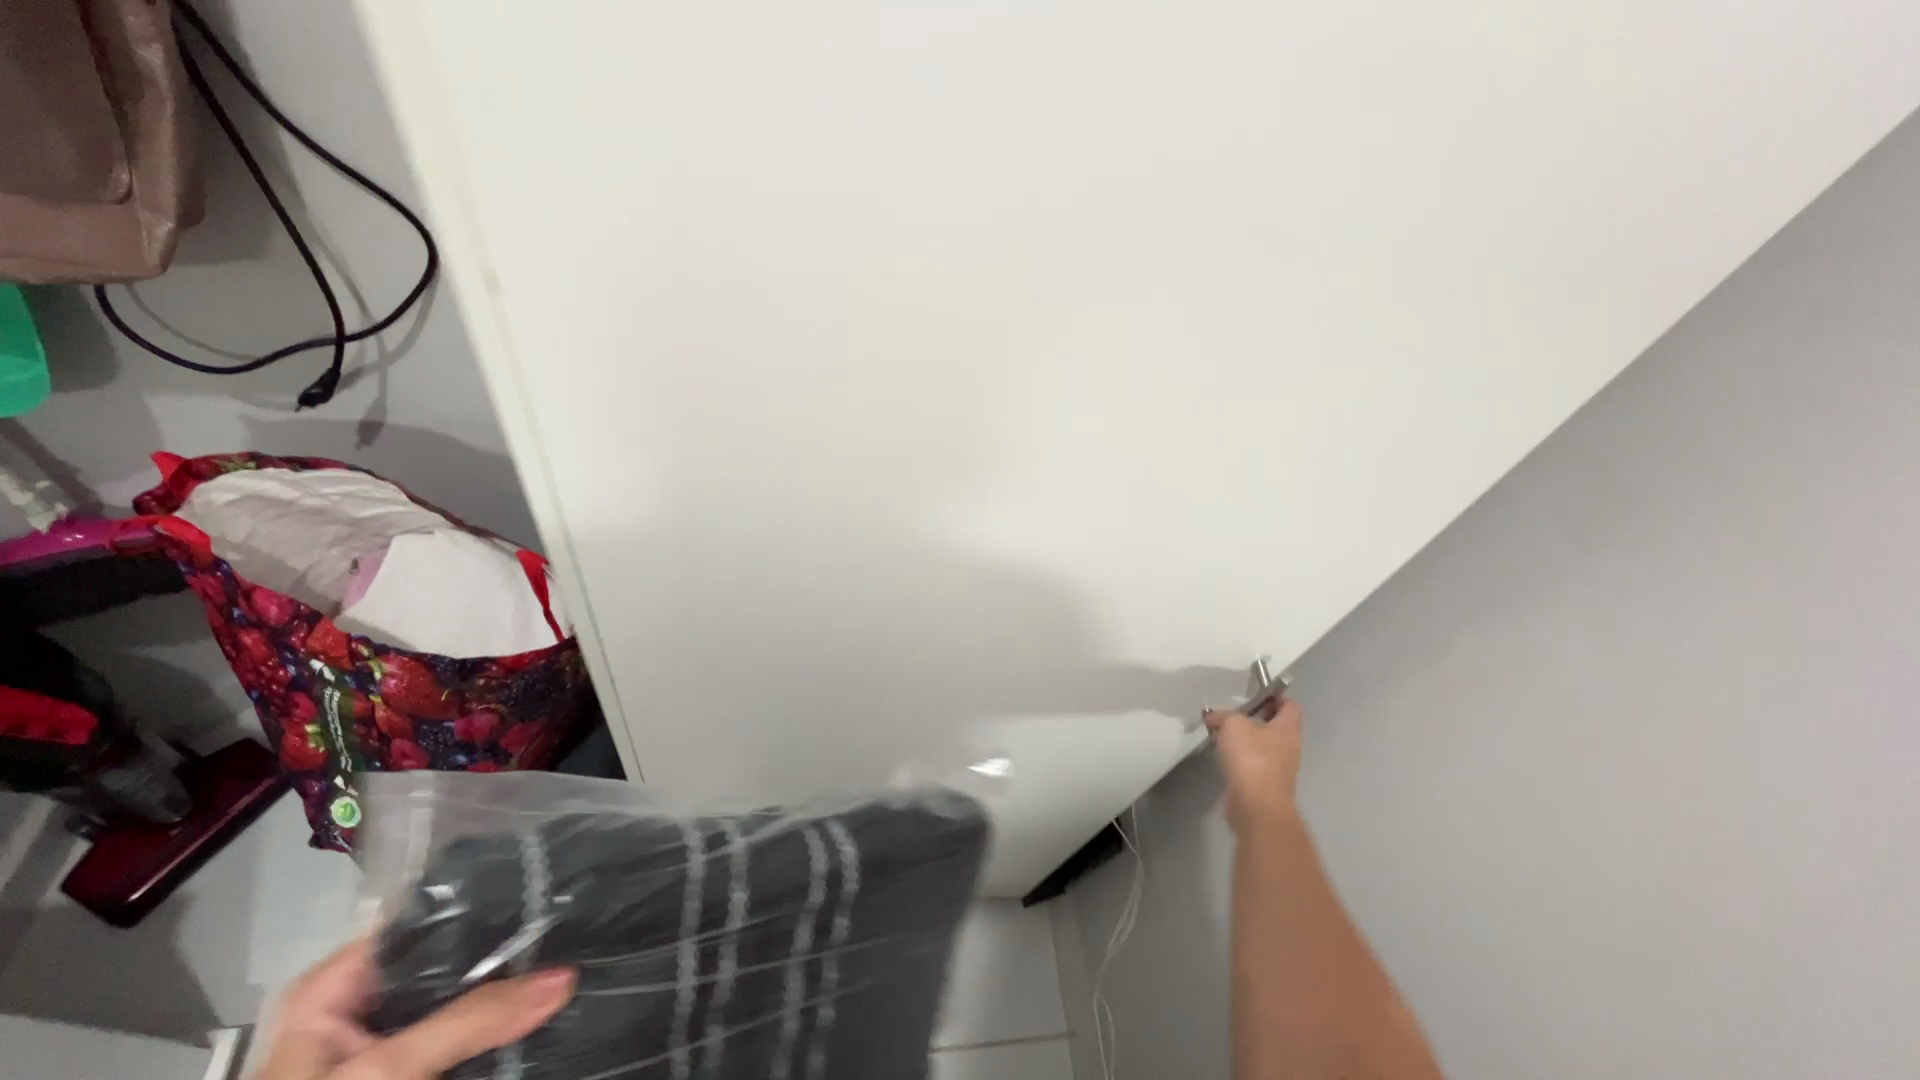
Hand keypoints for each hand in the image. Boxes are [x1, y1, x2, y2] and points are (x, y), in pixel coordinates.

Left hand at [256, 939, 575, 1079]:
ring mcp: (385, 1050)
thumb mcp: (386, 1073)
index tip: (547, 897)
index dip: (483, 910)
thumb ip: (472, 1022)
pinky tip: (546, 1015)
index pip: (420, 924)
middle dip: (505, 959)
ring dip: (507, 1000)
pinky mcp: (411, 1076)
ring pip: (460, 1008)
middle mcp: (361, 1009)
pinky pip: (464, 1045)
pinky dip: (497, 1037)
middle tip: (571, 935)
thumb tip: (564, 976)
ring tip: (572, 967)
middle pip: (446, 967)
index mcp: (334, 989)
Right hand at [1204, 697, 1303, 834]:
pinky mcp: (1264, 784)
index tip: (1253, 693)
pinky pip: (1253, 763)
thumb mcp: (1233, 726)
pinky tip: (1222, 755)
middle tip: (1232, 712)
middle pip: (1275, 725)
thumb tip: (1212, 716)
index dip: (1275, 696)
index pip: (1290, 705)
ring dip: (1245, 738)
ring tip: (1222, 732)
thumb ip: (1223, 716)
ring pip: (1262, 745)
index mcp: (1287, 729)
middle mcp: (1288, 747)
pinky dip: (1239, 757)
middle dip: (1255, 717)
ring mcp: (1278, 768)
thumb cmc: (1251, 759)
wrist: (1256, 806)